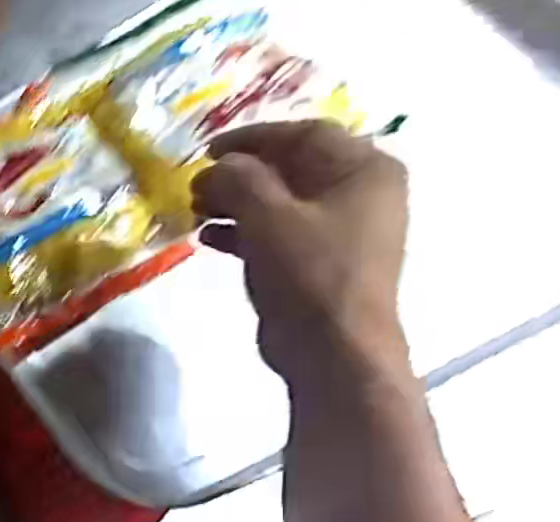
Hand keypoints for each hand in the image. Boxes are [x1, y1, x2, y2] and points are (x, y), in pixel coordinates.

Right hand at [193, 121, 409, 387]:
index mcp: (362, 170)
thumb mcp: (271, 221)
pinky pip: (276, 234)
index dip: (253, 139)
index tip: (208, 151)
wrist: (332, 349)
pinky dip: (242, 232)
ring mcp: (337, 232)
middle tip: (197, 185)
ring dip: (236, 203)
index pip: (304, 135)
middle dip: (240, 174)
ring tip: (196, 211)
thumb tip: (216, 168)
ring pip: (280, 203)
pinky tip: (209, 238)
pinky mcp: (314, 264)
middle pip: (291, 168)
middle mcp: (357, 193)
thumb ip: (241, 184)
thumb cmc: (309, 277)